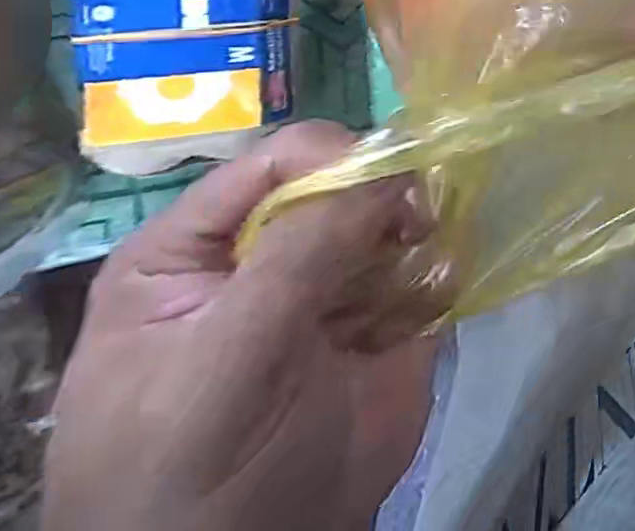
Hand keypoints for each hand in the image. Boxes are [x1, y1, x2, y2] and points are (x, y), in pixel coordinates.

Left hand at [44, 122, 438, 530]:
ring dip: (418, 243)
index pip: (278, 159)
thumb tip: (391, 164)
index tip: (391, 193)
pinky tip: (420, 320)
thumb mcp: (225, 364)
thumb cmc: (195, 475)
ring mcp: (336, 278)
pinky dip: (440, 278)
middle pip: (353, 179)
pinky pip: (433, 262)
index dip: (338, 160)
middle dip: (390, 202)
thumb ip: (299, 257)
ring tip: (407, 293)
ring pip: (402, 214)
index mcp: (198, 247)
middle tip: (413, 234)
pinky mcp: (391, 307)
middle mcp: (271, 248)